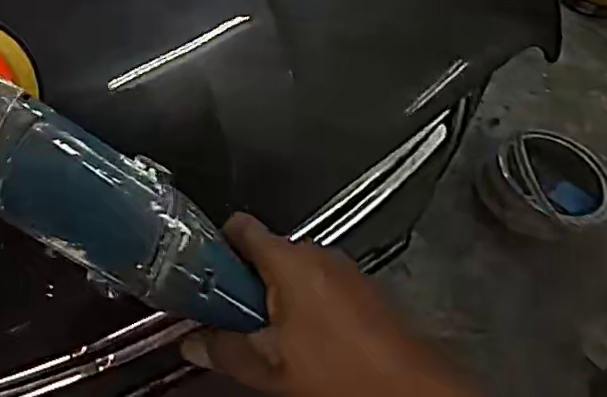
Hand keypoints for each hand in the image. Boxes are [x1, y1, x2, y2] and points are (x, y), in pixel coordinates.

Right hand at [180, 213, 477, 396]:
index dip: (217, 243)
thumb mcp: (271, 368)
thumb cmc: (343, 372)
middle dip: (247, 283)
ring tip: (275, 339)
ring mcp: (340, 269)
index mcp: (287, 258)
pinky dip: (306, 305)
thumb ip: (226, 350)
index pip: (240, 226)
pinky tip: (310, 344)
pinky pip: (319, 284)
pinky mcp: (361, 289)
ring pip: (292, 271)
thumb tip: (193, 341)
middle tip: (237, 319)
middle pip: (264, 252)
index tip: (205, 271)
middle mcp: (314, 252)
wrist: (413, 392)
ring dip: (277, 296)